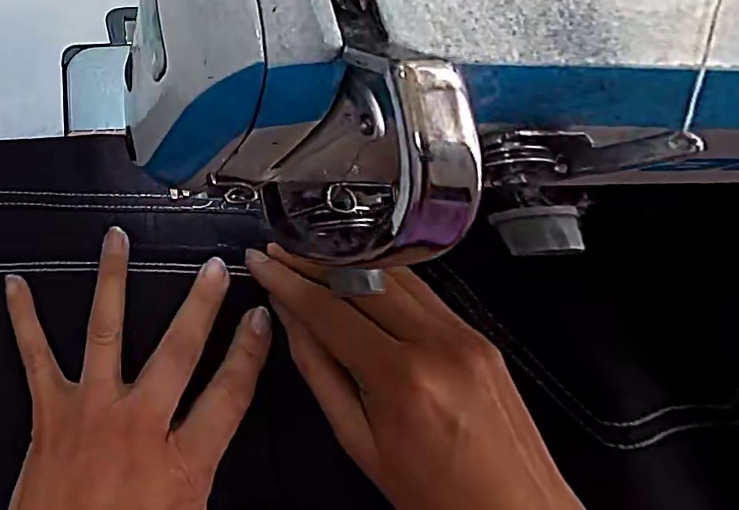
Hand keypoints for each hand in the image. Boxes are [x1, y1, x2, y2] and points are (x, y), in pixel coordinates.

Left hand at [5, 226, 272, 509]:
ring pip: (107, 330)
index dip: (249, 354)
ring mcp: (91, 412)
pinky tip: (15, 285)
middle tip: (215, 267)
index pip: (229, 396)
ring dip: (113, 278)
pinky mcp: (50, 414)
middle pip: (179, 351)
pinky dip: (24, 319)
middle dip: (201, 305)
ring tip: (116, 237)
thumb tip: (220, 435)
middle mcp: (138, 426)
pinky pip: (35, 358)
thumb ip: (202, 477)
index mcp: (179, 465)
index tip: (260, 318)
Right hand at [245, 245, 582, 509]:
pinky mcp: (476, 329)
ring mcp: (462, 331)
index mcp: (403, 379)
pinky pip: (418, 288)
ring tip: (307, 255)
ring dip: (342, 259)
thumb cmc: (440, 499)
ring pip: (388, 272)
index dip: (286, 280)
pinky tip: (356, 272)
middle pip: (356, 277)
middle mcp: (437, 343)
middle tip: (278, 252)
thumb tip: (288, 317)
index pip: (328, 308)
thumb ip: (318, 370)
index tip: (262, 264)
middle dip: (308, 260)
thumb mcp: (360, 443)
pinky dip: (379, 275)